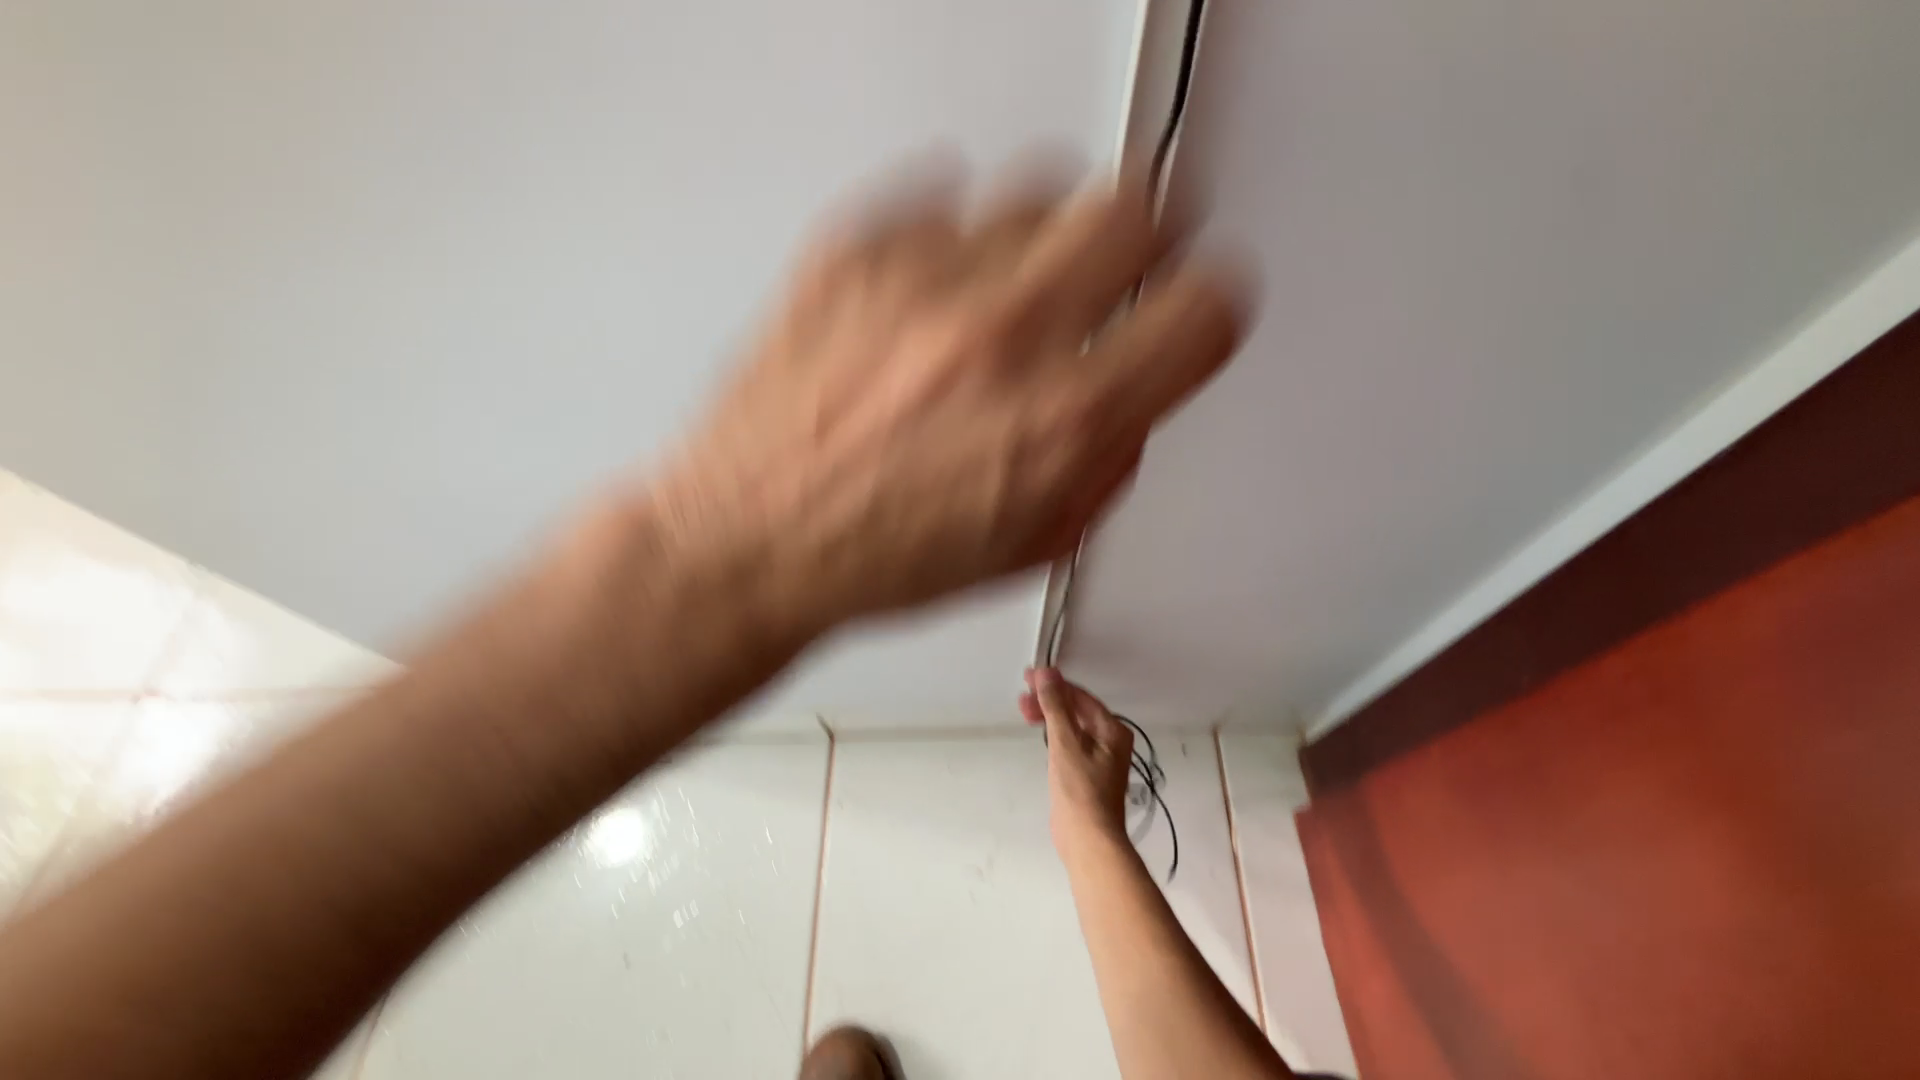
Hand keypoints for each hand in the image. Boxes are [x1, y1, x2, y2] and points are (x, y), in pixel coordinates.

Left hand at [655, 160, 1247, 634]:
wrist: (747, 539)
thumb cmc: (872, 558)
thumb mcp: (1029, 546)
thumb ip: (1106, 463)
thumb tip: (1133, 398)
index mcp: (1062, 422)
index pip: (1206, 310)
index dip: (1209, 307)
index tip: (1189, 308)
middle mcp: (1001, 337)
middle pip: (1136, 208)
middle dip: (1145, 238)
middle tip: (1119, 264)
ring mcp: (924, 280)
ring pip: (1039, 191)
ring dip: (1043, 240)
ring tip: (1007, 290)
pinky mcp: (855, 250)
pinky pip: (943, 201)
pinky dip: (953, 242)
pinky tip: (930, 299)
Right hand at [1022, 666, 1134, 850]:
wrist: (1088, 839)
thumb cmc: (1080, 791)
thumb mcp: (1065, 743)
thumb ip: (1056, 707)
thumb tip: (1048, 674)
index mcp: (1112, 730)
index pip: (1081, 697)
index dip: (1055, 684)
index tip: (1030, 678)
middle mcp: (1110, 741)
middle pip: (1077, 710)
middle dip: (1050, 700)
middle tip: (1023, 695)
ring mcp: (1098, 758)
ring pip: (1072, 726)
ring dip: (1050, 715)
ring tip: (1025, 710)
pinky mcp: (1085, 772)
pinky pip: (1069, 742)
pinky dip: (1053, 733)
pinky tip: (1040, 732)